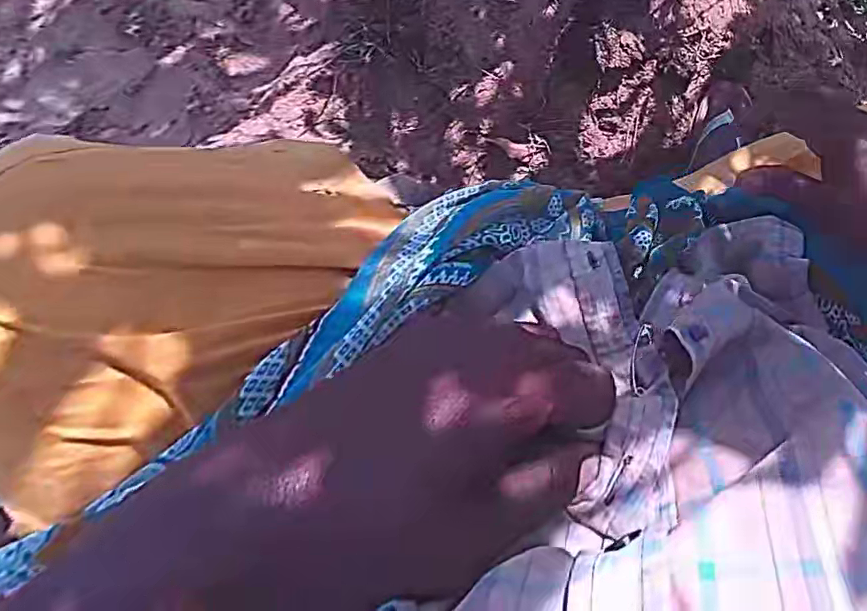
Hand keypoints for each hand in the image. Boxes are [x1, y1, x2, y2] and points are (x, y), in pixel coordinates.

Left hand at [11, 312, 615, 610]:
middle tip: (560, 431)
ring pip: (521, 333)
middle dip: (572, 385)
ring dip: (537, 365)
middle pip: (560, 349)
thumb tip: (583, 456)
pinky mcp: (413, 332)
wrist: (267, 498)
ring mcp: (447, 331)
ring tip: (521, 412)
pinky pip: (481, 329)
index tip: (587, 445)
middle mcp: (486, 346)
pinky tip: (475, 389)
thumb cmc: (375, 532)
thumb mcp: (470, 537)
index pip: (589, 385)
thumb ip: (541, 489)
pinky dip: (499, 352)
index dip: (599, 416)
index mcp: (509, 395)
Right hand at [736, 89, 866, 296]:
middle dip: (777, 107)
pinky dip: (819, 117)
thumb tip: (741, 177)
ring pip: (826, 104)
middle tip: (754, 125)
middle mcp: (855, 119)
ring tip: (779, 129)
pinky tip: (817, 139)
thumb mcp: (826, 209)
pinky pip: (841, 113)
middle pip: (807, 98)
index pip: (787, 110)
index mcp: (839, 131)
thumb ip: (784, 187)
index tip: (737, 129)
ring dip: (800, 111)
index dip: (758, 116)